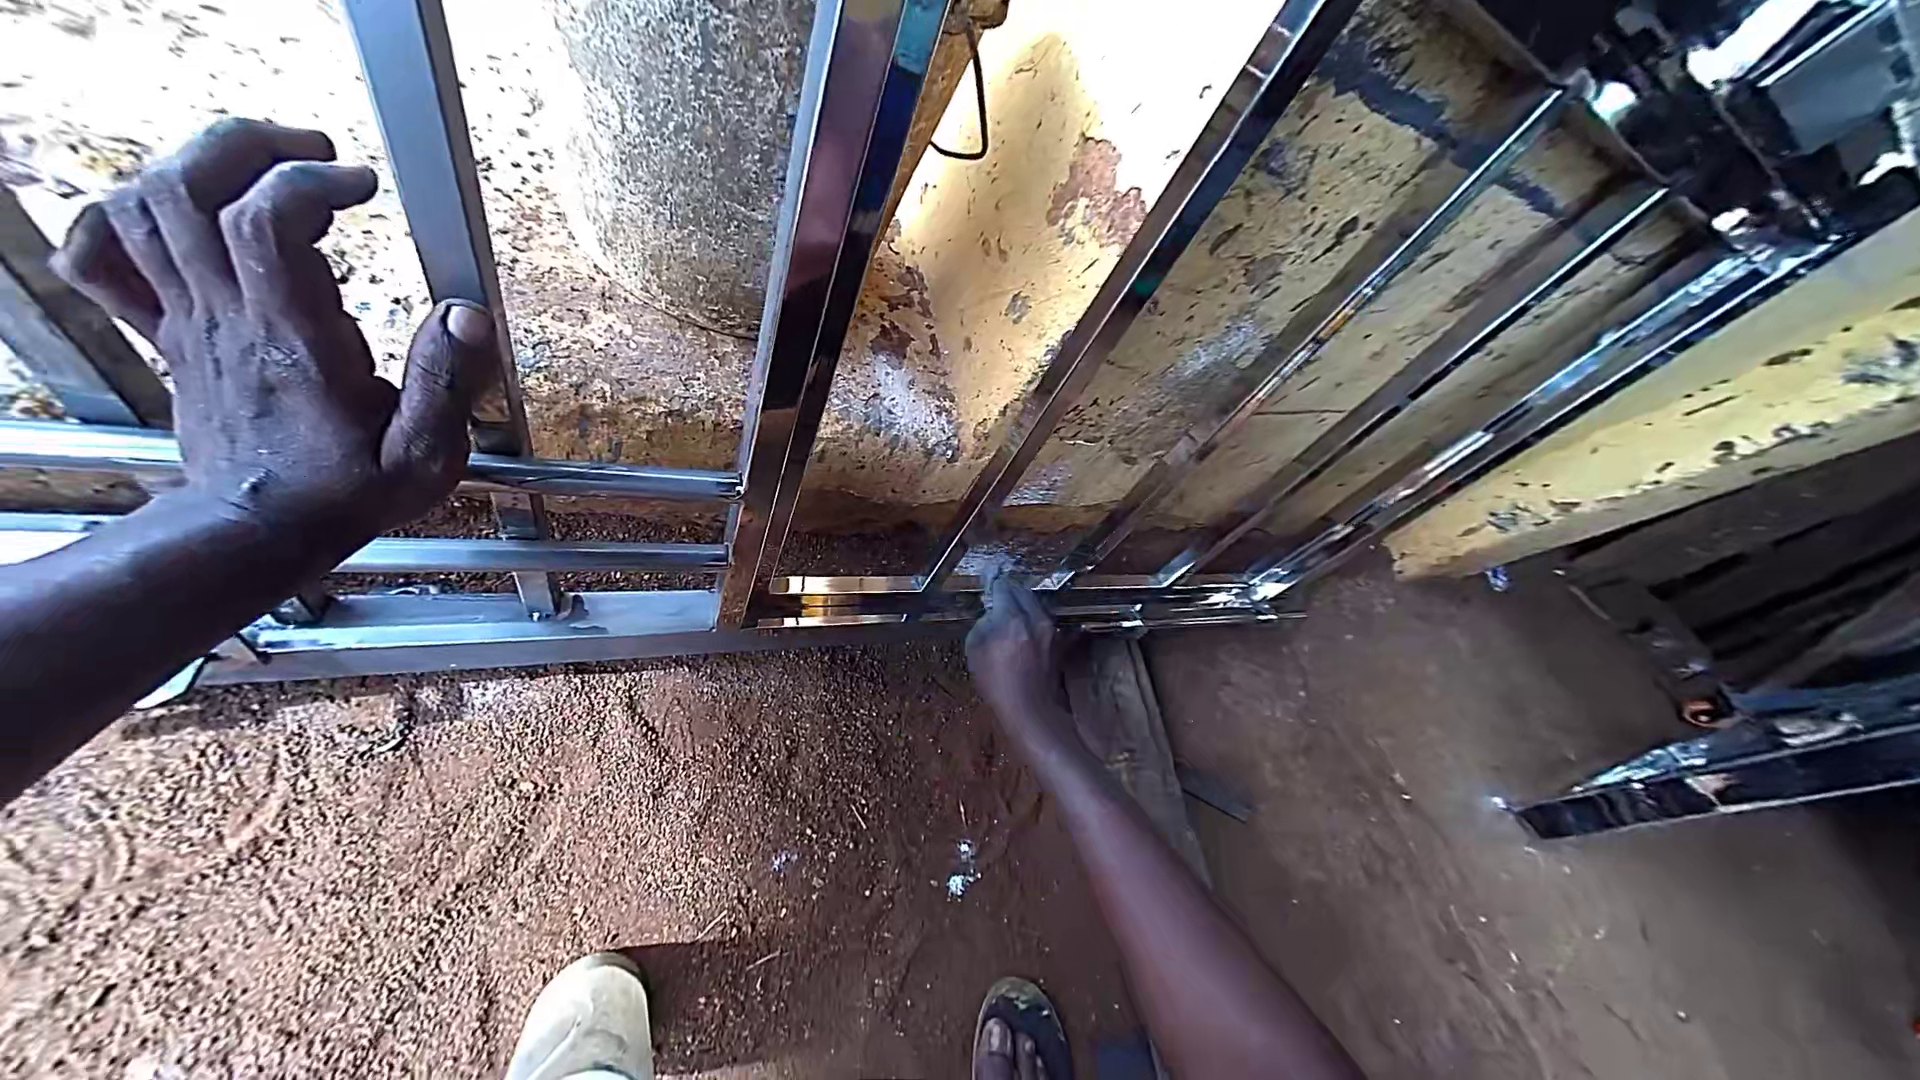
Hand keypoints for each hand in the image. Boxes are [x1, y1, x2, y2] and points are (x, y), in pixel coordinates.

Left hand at [50, 118, 491, 557]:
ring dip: (195, 165)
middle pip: (187, 191)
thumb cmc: (351, 490)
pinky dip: (122, 217)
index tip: (363, 182)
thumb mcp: (426, 450)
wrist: (264, 527)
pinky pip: (106, 259)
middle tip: (313, 150)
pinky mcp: (173, 336)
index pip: (265, 224)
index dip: (309, 182)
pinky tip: (172, 215)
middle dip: (245, 147)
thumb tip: (469, 314)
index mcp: (293, 340)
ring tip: (264, 165)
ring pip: (143, 209)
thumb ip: (448, 381)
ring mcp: (188, 323)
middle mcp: (228, 318)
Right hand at [966, 575, 1070, 736]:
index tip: (987, 581)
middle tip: (997, 593)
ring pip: (1034, 603)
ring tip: (1008, 610)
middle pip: (1021, 591)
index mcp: (1011, 620)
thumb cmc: (997, 684)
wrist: (1031, 710)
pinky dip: (1030, 617)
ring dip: (1021, 602)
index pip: (1002, 588)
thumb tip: (990, 612)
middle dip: (1008, 590)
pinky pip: (1041, 618)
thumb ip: (982, 624)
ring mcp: (1049, 629)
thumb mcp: (975, 652)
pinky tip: (1021, 627)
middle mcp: (1034, 619)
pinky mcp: (1057, 639)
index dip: (992, 583)